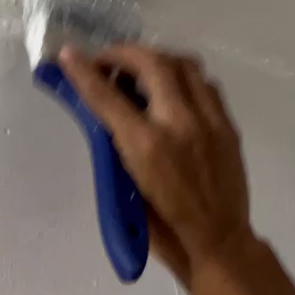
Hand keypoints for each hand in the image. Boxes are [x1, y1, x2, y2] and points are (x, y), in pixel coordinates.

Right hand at [58, 43, 254, 283]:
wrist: (217, 240)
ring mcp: (208, 121)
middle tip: (106, 61)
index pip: (108, 97)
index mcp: (146, 146)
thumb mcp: (125, 185)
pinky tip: (171, 90)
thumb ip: (116, 144)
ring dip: (156, 59)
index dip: (84, 72)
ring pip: (184, 64)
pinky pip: (204, 84)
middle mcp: (179, 124)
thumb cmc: (161, 227)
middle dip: (123, 54)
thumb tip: (106, 111)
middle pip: (151, 63)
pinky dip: (183, 77)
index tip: (67, 54)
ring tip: (140, 70)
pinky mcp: (227, 125)